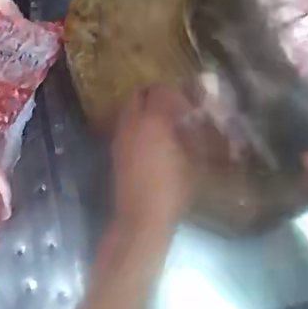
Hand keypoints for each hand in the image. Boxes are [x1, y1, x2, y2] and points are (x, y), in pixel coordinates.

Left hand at [110, 84, 192, 232]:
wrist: (140, 218)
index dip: (176, 95)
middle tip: (174, 111)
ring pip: (129, 110)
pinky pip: (125, 127)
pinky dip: (137, 126)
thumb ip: (191, 135)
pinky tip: (152, 144)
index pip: (161, 90)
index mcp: (153, 120)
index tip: (189, 108)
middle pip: (138, 95)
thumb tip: (191, 122)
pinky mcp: (114, 151)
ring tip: (164, 127)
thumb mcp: (193, 161)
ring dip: (144, 111)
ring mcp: (119, 136)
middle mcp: (131, 123)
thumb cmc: (173, 190)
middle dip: (156, 97)